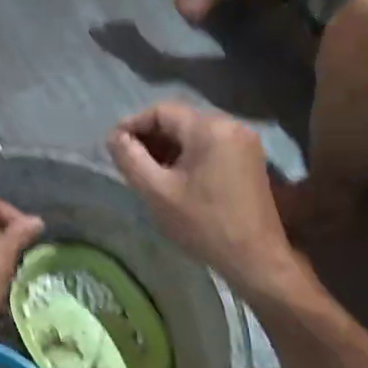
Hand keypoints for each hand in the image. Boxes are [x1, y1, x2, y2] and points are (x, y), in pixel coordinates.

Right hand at [106, 103, 294, 285]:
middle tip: (128, 162)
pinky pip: (210, 147)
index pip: (161, 111)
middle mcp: (231, 125)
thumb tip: (114, 137)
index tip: (113, 146)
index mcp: (209, 128)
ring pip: (194, 135)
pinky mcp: (250, 159)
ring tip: (147, 172)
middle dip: (150, 138)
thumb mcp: (157, 192)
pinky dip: (188, 156)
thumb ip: (130, 159)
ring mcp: (244, 142)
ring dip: (168, 148)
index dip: (132, 125)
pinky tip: (174, 178)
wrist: (254, 257)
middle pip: (180, 121)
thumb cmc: (202, 224)